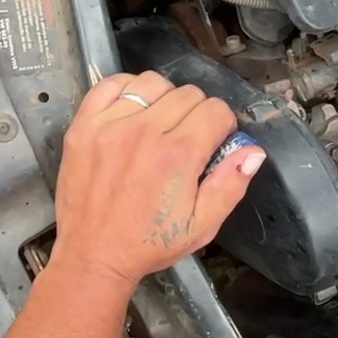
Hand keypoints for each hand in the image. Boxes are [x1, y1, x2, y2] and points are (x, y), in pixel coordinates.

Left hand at [48, 71, 265, 289]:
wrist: (92, 255)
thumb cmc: (148, 243)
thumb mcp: (202, 226)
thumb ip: (230, 185)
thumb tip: (253, 152)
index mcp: (178, 155)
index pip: (216, 110)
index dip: (222, 126)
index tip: (213, 142)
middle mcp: (145, 133)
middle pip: (189, 93)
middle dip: (197, 113)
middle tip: (187, 139)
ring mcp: (111, 126)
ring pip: (153, 82)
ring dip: (164, 98)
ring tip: (159, 124)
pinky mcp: (84, 127)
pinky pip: (110, 85)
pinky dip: (126, 90)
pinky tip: (132, 111)